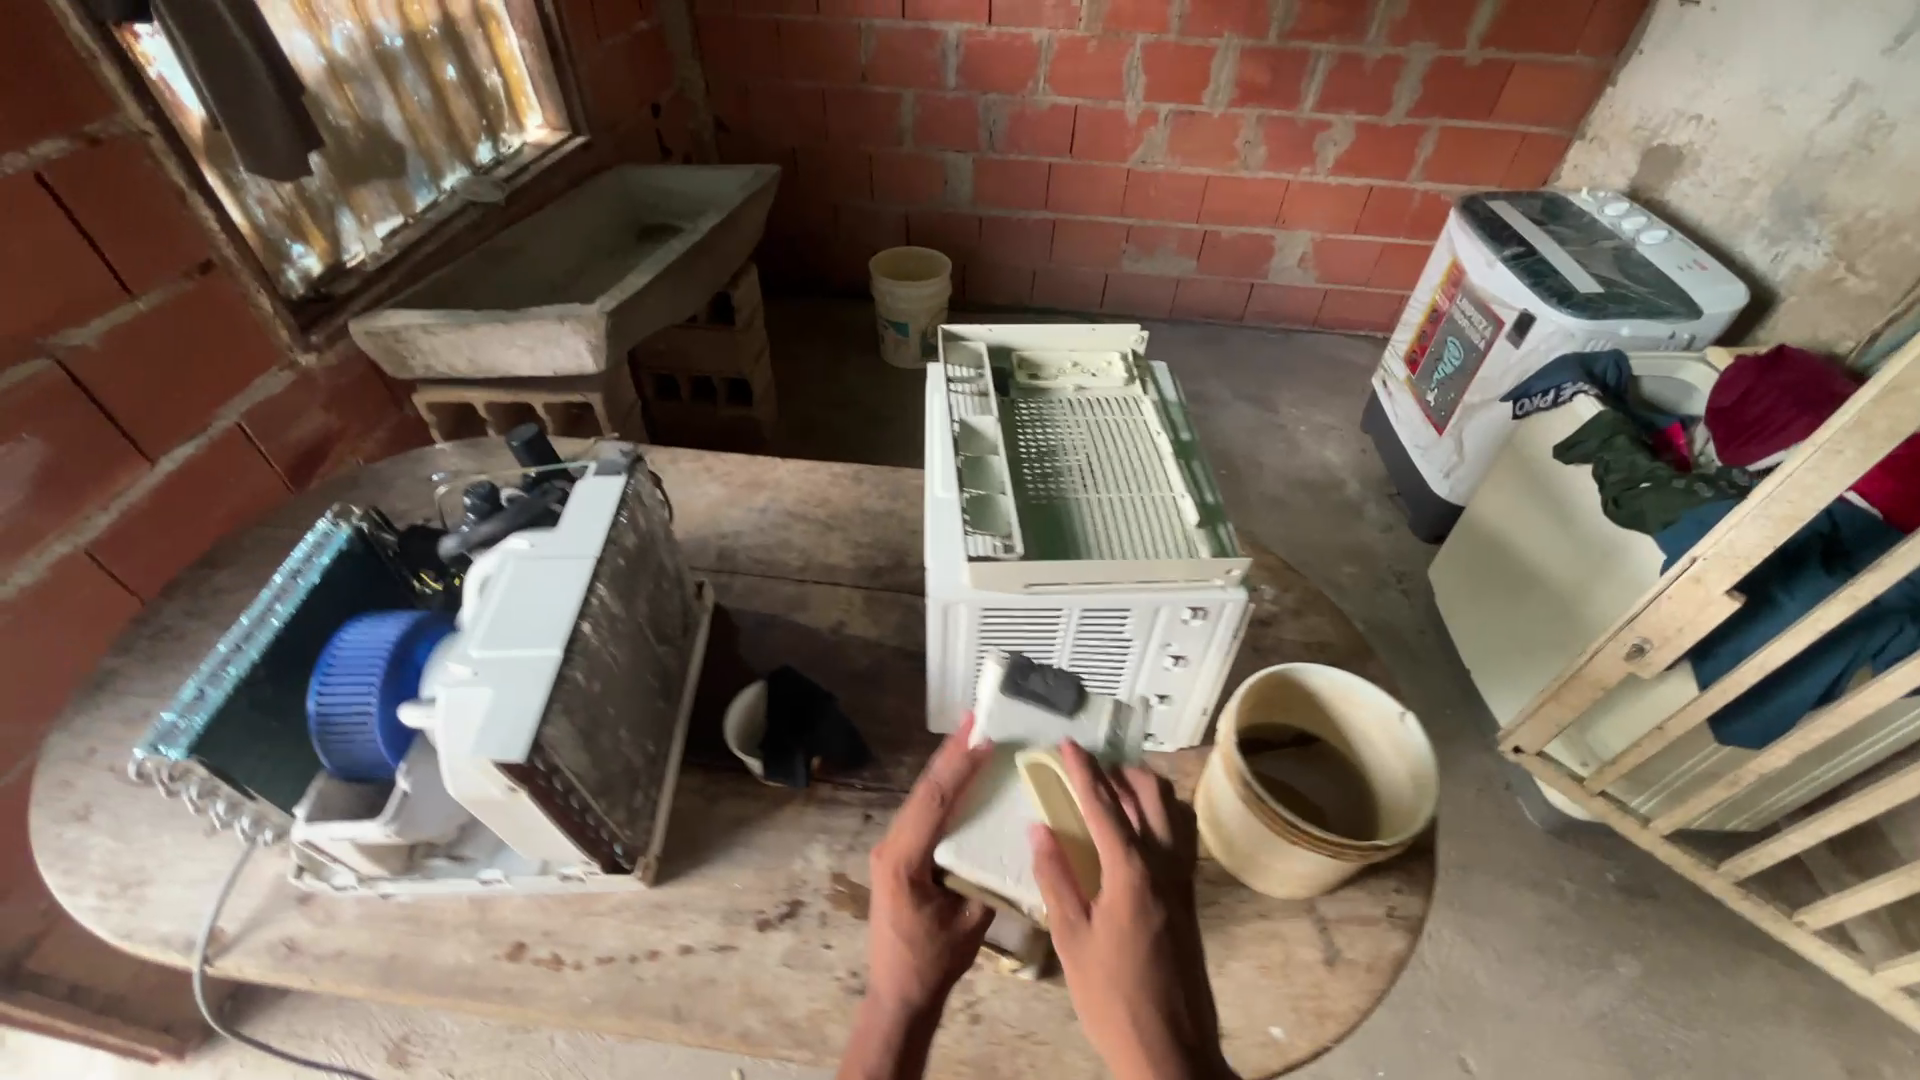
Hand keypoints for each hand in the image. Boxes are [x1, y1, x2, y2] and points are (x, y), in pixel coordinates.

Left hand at [839, 717, 994, 1079]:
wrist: (898, 993)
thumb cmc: (931, 963)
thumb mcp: (968, 923)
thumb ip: (986, 880)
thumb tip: (1013, 843)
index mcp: (902, 859)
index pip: (934, 802)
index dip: (959, 769)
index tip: (982, 740)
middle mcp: (891, 845)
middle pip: (924, 790)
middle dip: (950, 753)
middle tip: (972, 719)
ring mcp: (891, 847)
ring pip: (921, 797)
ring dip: (946, 766)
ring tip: (969, 736)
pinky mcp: (899, 854)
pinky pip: (923, 813)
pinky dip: (943, 789)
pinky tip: (959, 775)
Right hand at [1030, 742, 1233, 1079]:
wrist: (1170, 1050)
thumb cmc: (1111, 996)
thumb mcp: (1071, 939)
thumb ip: (1056, 877)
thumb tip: (1041, 828)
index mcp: (1131, 871)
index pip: (1104, 805)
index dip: (1083, 770)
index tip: (1067, 743)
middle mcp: (1165, 864)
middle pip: (1150, 794)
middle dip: (1119, 771)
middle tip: (1089, 768)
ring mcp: (1184, 879)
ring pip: (1173, 810)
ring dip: (1145, 789)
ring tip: (1113, 791)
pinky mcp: (1191, 896)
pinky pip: (1181, 835)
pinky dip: (1162, 815)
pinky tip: (1139, 830)